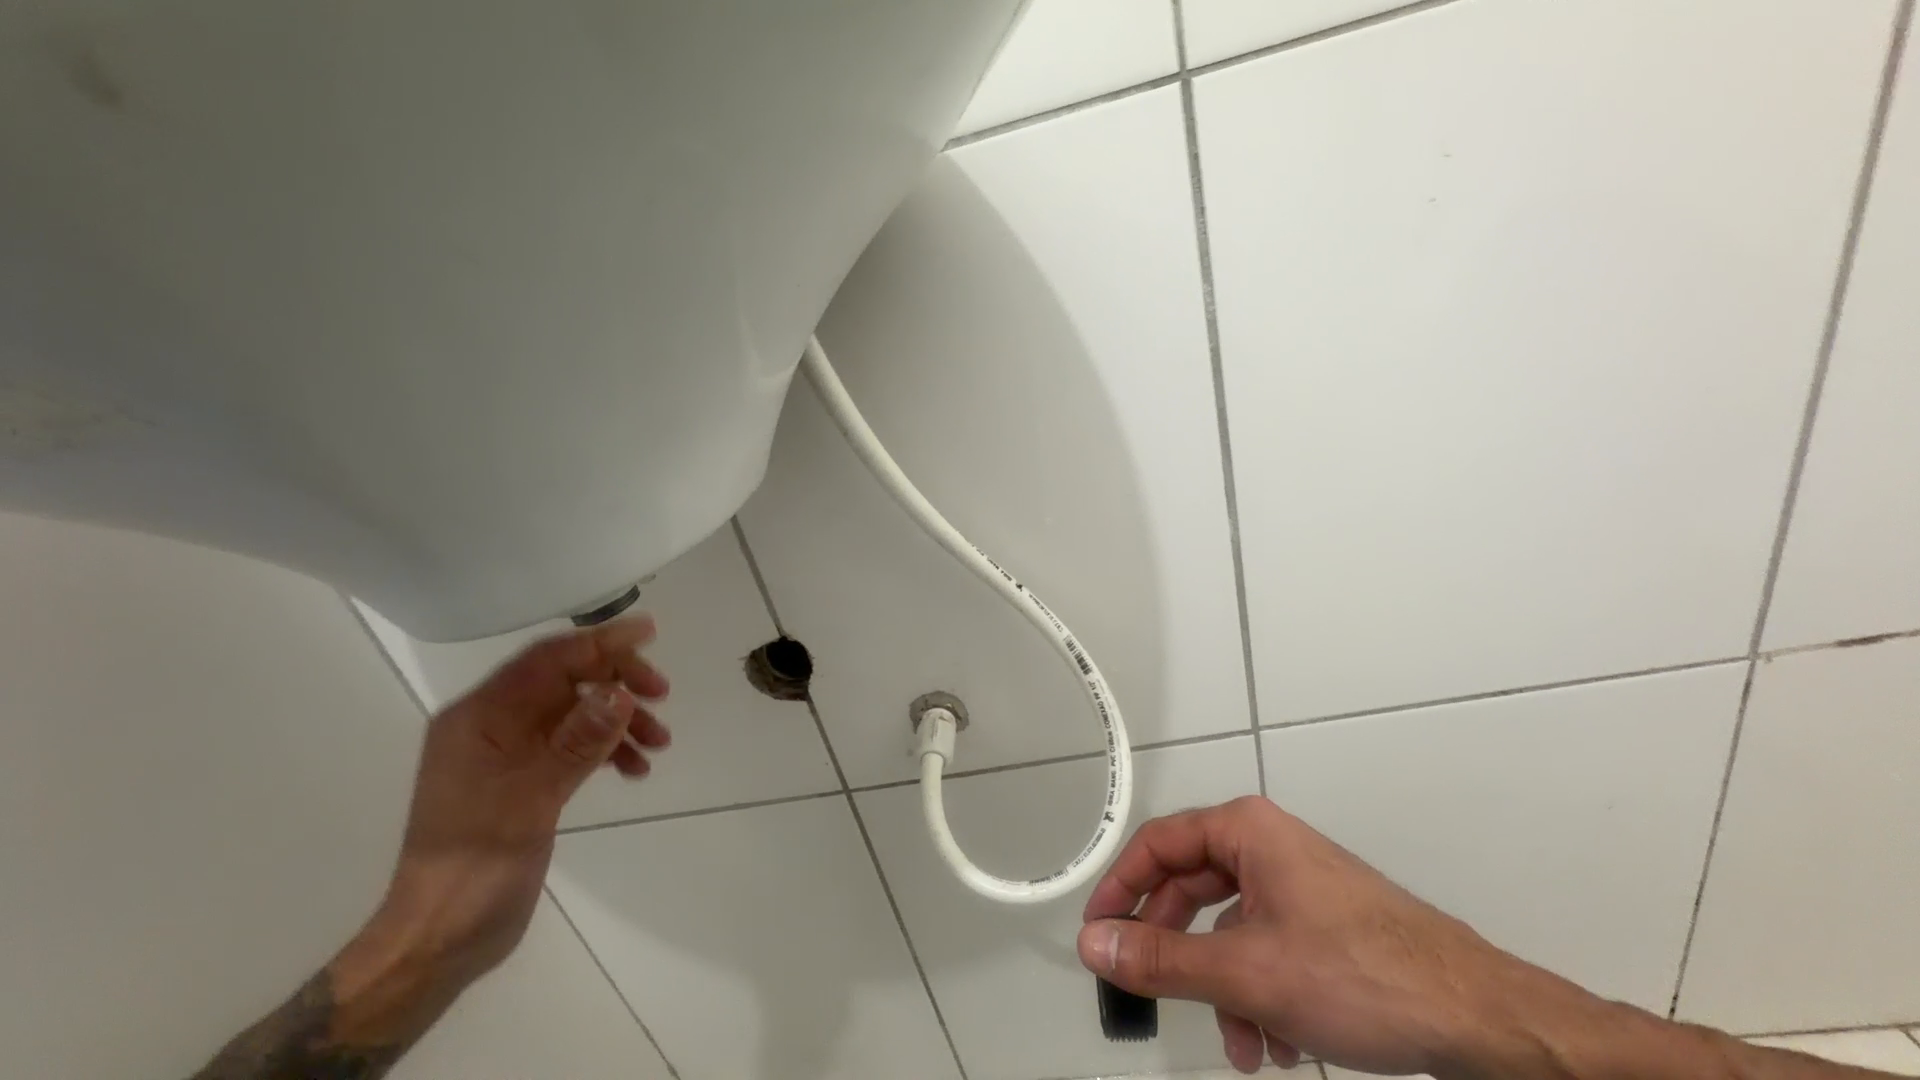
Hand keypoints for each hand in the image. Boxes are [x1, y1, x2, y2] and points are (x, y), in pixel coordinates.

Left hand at [364, 616, 670, 988]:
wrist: (440, 940)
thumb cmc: (475, 867)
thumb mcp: (531, 800)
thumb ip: (578, 742)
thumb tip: (621, 692)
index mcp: (480, 718)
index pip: (547, 661)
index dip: (599, 642)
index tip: (648, 632)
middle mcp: (491, 726)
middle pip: (564, 682)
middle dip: (616, 682)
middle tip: (662, 696)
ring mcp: (507, 755)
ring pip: (574, 714)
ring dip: (618, 721)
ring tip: (659, 743)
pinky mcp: (522, 782)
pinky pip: (571, 746)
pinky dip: (605, 750)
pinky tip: (634, 769)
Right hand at [1077, 796, 1548, 1075]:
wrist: (1477, 1018)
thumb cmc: (1360, 975)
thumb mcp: (1243, 971)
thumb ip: (1159, 958)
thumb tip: (1093, 944)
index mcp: (1247, 832)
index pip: (1157, 845)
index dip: (1119, 888)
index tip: (1097, 935)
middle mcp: (1270, 848)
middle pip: (1191, 890)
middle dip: (1178, 954)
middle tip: (1150, 991)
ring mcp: (1301, 886)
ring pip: (1231, 930)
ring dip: (1224, 990)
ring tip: (1243, 1046)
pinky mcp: (1325, 924)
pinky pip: (1268, 949)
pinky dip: (1261, 995)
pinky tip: (1281, 1046)